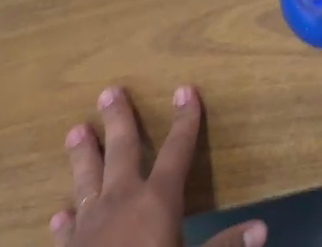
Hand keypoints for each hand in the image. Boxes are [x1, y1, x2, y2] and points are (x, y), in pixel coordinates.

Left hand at [50, 86, 263, 246]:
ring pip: (87, 180)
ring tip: (74, 130)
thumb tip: (263, 228)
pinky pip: (67, 229)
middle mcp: (122, 202)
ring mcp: (90, 226)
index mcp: (158, 200)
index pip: (177, 150)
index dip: (185, 120)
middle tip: (109, 91)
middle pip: (122, 151)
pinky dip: (65, 219)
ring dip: (82, 155)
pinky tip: (59, 213)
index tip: (185, 90)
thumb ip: (225, 246)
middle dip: (118, 120)